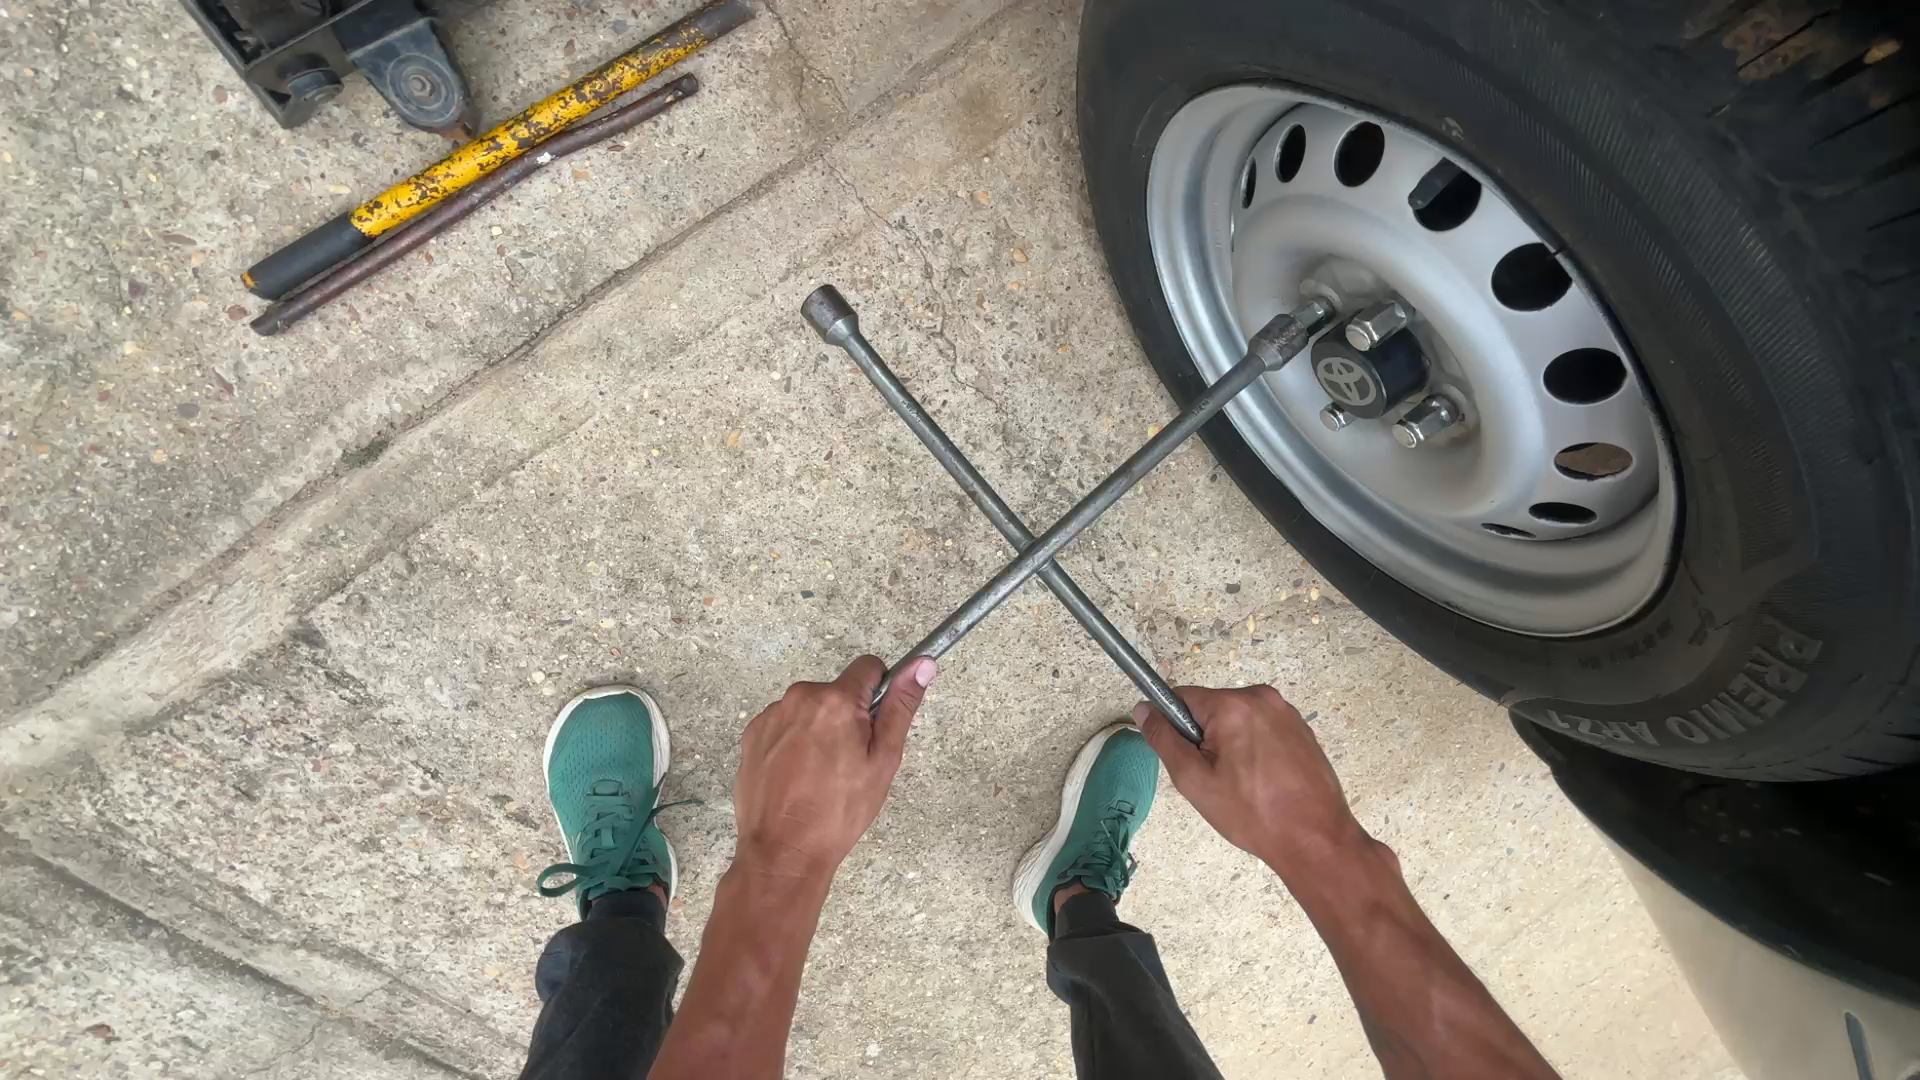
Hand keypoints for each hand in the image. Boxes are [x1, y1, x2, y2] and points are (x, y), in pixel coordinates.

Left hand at [732, 655, 935, 882]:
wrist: (782, 852)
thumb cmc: (838, 811)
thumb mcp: (883, 760)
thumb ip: (901, 706)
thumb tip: (922, 665)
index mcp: (837, 700)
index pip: (869, 667)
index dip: (878, 692)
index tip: (873, 724)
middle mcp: (800, 697)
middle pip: (838, 691)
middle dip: (848, 716)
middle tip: (850, 761)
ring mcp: (773, 715)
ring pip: (811, 708)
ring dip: (819, 728)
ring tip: (821, 773)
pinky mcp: (753, 733)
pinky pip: (785, 723)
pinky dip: (794, 741)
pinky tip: (797, 775)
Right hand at [1136, 685, 1371, 879]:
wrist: (1317, 841)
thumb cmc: (1252, 814)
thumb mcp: (1194, 781)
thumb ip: (1164, 740)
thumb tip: (1143, 710)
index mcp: (1232, 705)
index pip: (1181, 697)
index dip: (1176, 727)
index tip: (1189, 759)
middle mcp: (1261, 697)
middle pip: (1210, 708)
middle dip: (1205, 737)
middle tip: (1215, 778)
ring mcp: (1286, 711)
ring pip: (1235, 718)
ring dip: (1230, 743)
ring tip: (1242, 782)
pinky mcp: (1302, 727)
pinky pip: (1260, 727)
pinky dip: (1254, 747)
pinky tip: (1263, 779)